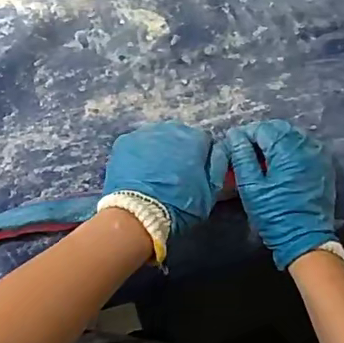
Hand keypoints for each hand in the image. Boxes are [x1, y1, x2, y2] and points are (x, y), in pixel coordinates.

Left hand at [103, 121, 229, 236]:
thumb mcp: (210, 194)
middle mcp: (172, 128)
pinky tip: (136, 174)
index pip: (204, 142)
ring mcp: (145, 133)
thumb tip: (220, 152)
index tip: (195, 174)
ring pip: (157, 139)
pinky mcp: (123, 141)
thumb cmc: (179, 206)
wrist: (136, 214)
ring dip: (158, 151)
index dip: (201, 159)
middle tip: (174, 176)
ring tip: (153, 176)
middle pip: (180, 136)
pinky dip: (138, 156)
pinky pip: (137, 145)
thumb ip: (217, 168)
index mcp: (196, 139)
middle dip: (179, 152)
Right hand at [224, 120, 338, 269]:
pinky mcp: (324, 164)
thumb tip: (235, 135)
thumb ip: (242, 157)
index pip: (262, 129)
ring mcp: (318, 154)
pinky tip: (281, 162)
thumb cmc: (275, 215)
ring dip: (276, 140)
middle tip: (247, 151)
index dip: (245, 135)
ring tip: (262, 157)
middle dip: (261, 135)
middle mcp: (306, 145)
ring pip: (292, 135)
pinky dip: (291, 148)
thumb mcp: (251, 188)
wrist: (306, 239)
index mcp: (287, 150)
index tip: (235, 146)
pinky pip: (305, 145)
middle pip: (278, 128)